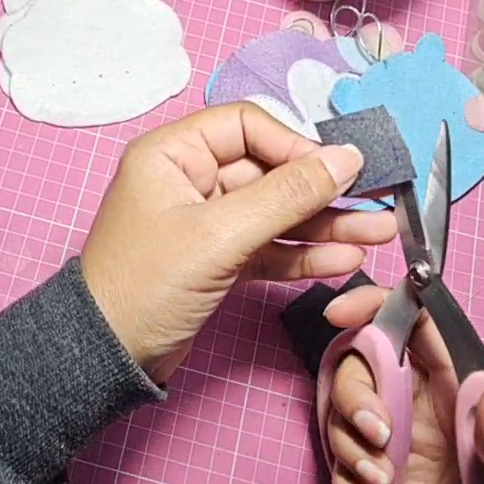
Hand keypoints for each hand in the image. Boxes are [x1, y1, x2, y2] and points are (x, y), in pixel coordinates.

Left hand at [82, 103, 395, 383]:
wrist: (108, 357)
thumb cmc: (146, 285)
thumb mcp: (219, 235)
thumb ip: (286, 196)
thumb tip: (346, 158)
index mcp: (173, 153)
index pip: (247, 126)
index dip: (294, 145)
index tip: (337, 170)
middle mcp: (189, 179)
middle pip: (268, 171)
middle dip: (321, 191)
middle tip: (375, 204)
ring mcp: (205, 221)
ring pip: (274, 212)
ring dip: (323, 225)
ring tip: (376, 234)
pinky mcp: (217, 259)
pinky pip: (268, 246)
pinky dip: (302, 254)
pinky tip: (342, 260)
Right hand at [323, 285, 483, 483]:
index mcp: (466, 388)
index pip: (415, 324)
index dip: (373, 306)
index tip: (339, 316)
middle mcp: (430, 405)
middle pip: (364, 367)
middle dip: (353, 398)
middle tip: (378, 442)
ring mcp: (408, 444)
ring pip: (346, 416)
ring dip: (347, 448)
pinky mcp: (394, 483)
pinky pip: (347, 468)